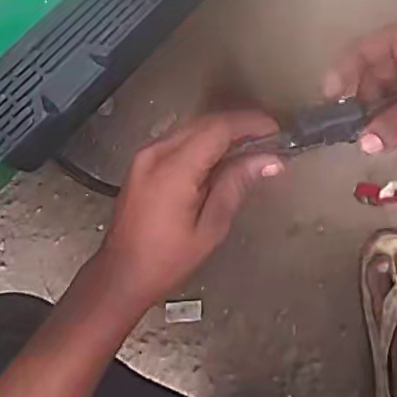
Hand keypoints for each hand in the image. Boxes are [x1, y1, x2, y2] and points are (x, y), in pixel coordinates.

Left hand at [88, 111, 283, 309]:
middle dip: (239, 125)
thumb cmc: (167, 259)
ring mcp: (145, 155)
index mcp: (173, 170)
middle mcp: (156, 153)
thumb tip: (269, 161)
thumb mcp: (210, 227)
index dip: (249, 124)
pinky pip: (179, 139)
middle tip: (268, 139)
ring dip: (222, 131)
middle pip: (204, 123)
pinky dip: (203, 141)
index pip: (217, 130)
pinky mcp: (142, 161)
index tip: (274, 130)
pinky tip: (222, 156)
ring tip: (251, 146)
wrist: (121, 273)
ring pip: (191, 128)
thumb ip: (237, 186)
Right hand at [324, 16, 396, 151]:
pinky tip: (393, 131)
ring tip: (373, 136)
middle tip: (354, 131)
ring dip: (379, 110)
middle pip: (371, 71)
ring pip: (387, 86)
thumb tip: (362, 143)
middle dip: (361, 100)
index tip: (329, 104)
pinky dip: (396, 112)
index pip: (361, 51)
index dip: (340, 75)